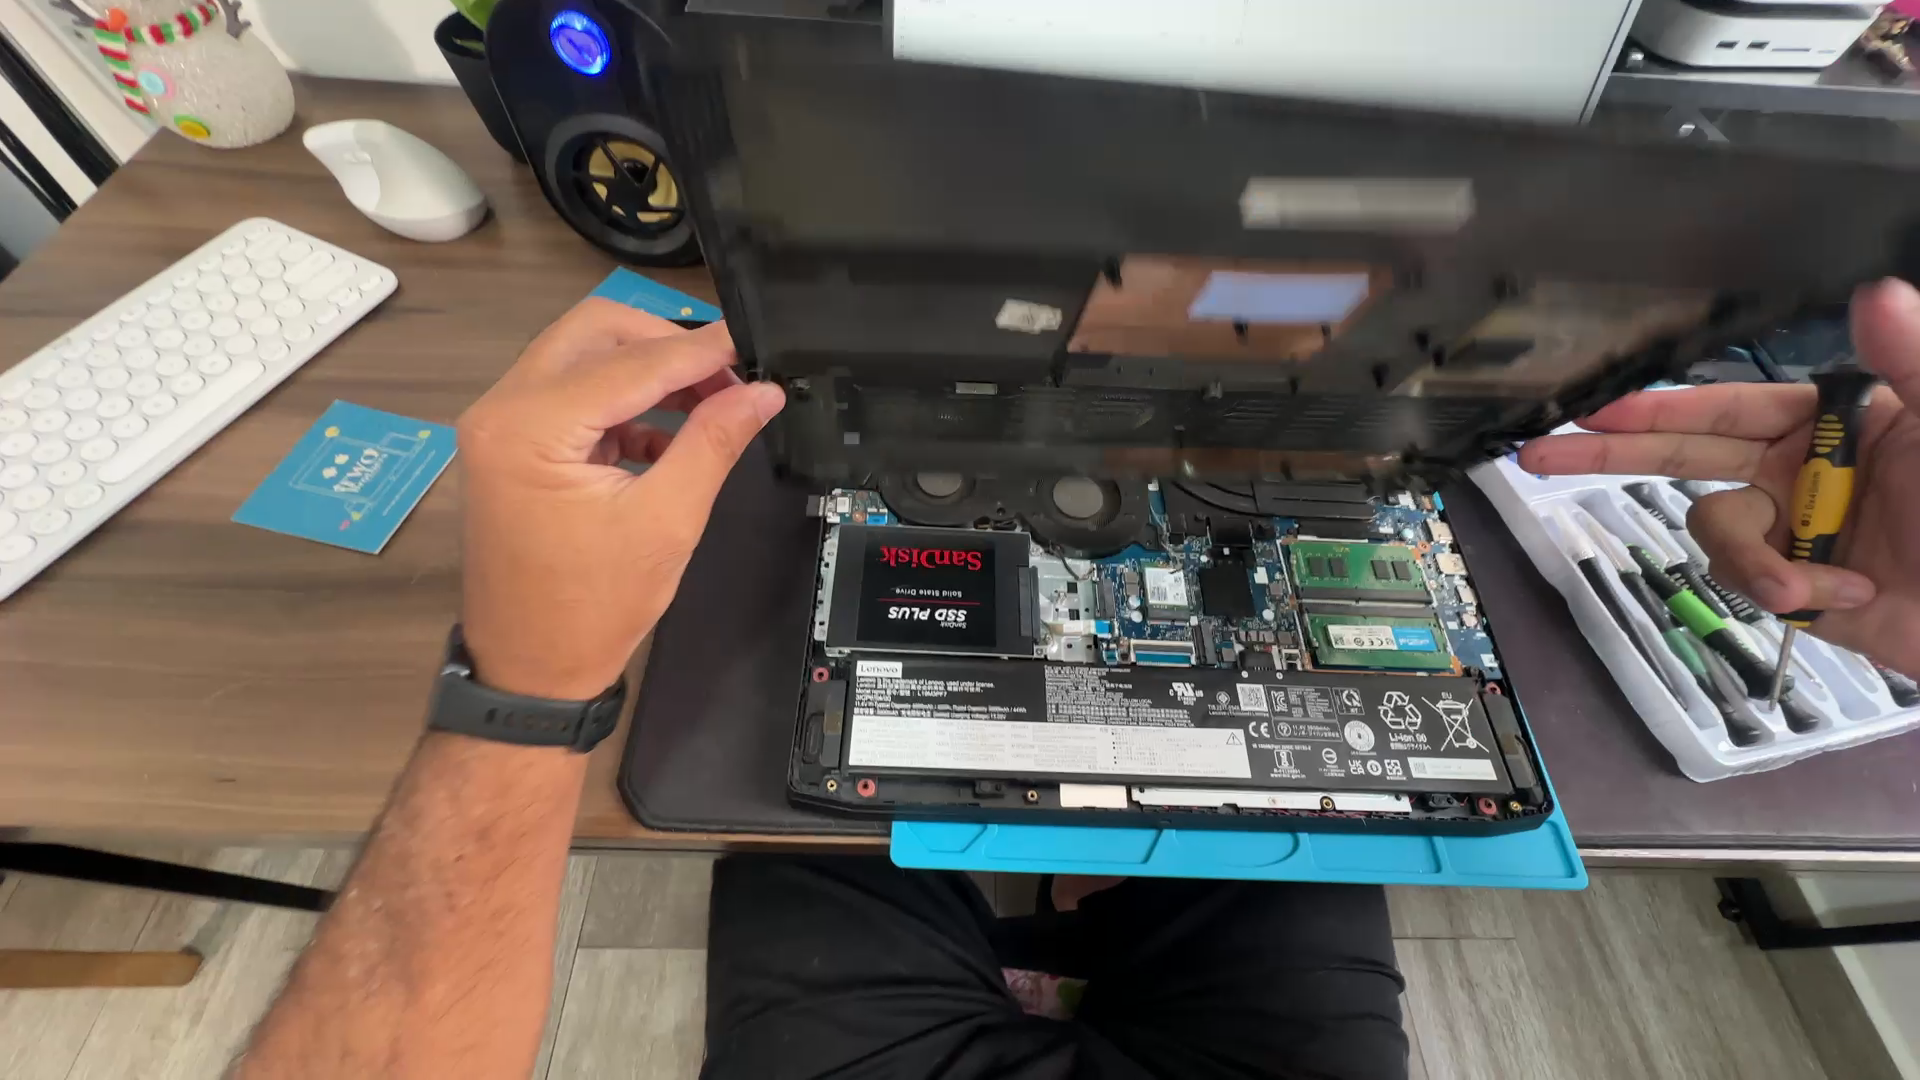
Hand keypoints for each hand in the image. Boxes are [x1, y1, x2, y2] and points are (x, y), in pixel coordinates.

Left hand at [455, 299, 784, 699]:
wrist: (533, 668)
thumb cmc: (599, 604)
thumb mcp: (669, 519)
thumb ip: (714, 442)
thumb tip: (763, 392)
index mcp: (531, 426)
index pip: (630, 362)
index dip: (700, 352)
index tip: (753, 346)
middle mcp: (502, 408)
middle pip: (594, 333)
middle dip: (668, 344)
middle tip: (729, 372)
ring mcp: (503, 425)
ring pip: (584, 358)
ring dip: (649, 369)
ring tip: (713, 397)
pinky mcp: (517, 445)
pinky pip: (577, 396)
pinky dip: (629, 401)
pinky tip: (673, 432)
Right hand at [1519, 278, 1919, 675]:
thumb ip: (1914, 360)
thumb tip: (1872, 293)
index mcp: (1834, 425)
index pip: (1725, 409)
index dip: (1655, 410)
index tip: (1592, 409)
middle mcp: (1798, 471)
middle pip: (1679, 457)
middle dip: (1604, 457)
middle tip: (1536, 455)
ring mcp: (1788, 530)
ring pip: (1710, 526)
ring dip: (1747, 556)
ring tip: (1803, 584)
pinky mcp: (1786, 582)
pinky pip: (1738, 576)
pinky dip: (1781, 589)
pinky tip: (1839, 596)